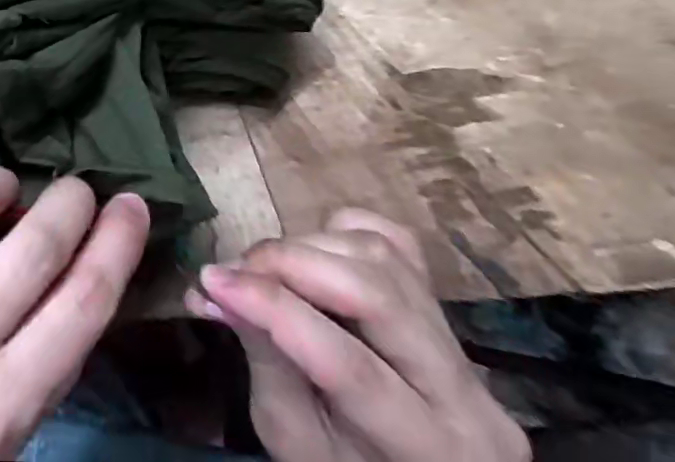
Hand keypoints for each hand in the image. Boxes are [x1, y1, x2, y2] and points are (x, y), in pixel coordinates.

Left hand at [0, 157, 150, 461]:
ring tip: (10, 194)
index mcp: (3, 399)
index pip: (80, 305)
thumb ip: (72, 323)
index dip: (117, 244)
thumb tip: (111, 227)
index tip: (133, 205)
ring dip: (2, 182)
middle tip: (78, 194)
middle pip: (33, 248)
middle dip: (71, 203)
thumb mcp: (39, 395)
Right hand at [188, 209, 529, 461]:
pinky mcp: (440, 300)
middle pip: (375, 294)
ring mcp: (457, 338)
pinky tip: (310, 255)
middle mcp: (465, 391)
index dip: (271, 309)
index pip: (349, 364)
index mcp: (429, 447)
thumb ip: (262, 359)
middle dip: (287, 264)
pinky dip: (339, 233)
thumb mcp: (291, 437)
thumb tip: (215, 289)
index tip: (209, 281)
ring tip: (262, 270)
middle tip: (233, 270)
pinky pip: (395, 241)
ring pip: (380, 256)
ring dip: (303, 247)